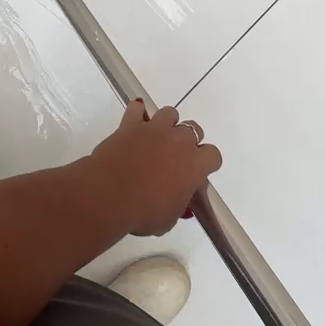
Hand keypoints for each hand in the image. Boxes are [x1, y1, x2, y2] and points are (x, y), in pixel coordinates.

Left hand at [81, 100, 222, 236]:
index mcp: (194, 165)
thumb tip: (179, 195)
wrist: (110, 195)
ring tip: (157, 139)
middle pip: (193, 129)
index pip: (213, 154)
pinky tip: (135, 125)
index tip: (197, 172)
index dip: (206, 162)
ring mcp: (154, 128)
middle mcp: (179, 141)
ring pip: (170, 113)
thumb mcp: (170, 217)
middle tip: (175, 157)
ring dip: (167, 124)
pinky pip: (137, 108)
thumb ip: (180, 200)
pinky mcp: (131, 123)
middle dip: (188, 141)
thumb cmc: (143, 213)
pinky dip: (138, 114)